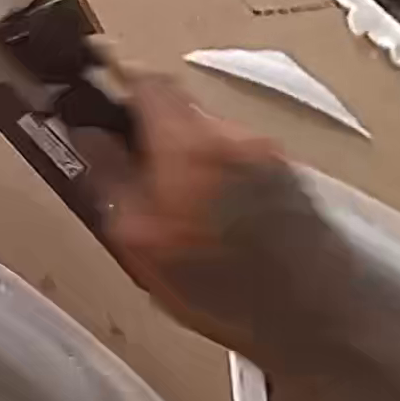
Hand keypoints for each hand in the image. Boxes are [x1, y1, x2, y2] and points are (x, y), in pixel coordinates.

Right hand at [91, 66, 336, 364]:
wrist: (314, 325)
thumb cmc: (210, 284)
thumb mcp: (134, 234)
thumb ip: (107, 174)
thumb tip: (86, 133)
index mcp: (191, 146)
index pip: (150, 82)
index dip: (117, 75)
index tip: (93, 80)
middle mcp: (234, 138)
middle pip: (176, 104)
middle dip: (142, 120)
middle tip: (117, 151)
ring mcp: (270, 154)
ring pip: (203, 128)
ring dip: (174, 143)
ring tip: (158, 187)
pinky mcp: (291, 174)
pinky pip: (231, 149)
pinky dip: (205, 161)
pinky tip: (198, 203)